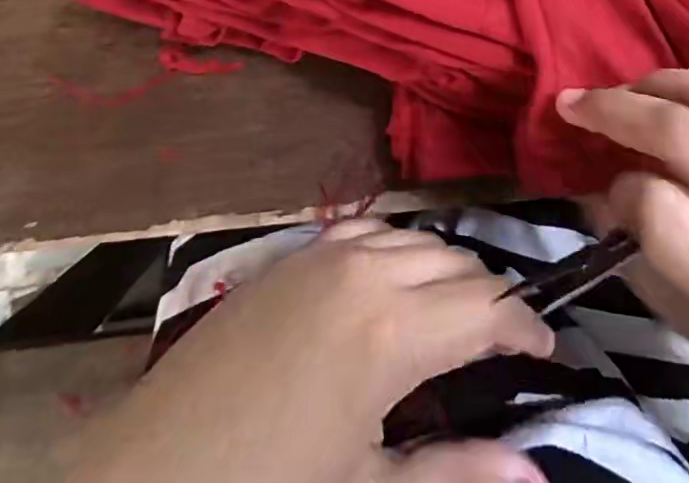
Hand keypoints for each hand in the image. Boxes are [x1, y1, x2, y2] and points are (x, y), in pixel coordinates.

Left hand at [69, 219, 553, 482]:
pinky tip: (396, 282)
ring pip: (419, 240)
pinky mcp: (295, 253)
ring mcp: (327, 253)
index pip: (491, 310)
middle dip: (492, 302)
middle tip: (503, 344)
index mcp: (394, 331)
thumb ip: (456, 473)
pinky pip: (372, 231)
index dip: (528, 329)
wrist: (140, 476)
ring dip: (450, 271)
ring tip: (457, 313)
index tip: (549, 351)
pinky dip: (402, 250)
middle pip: (461, 266)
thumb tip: (537, 473)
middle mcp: (369, 272)